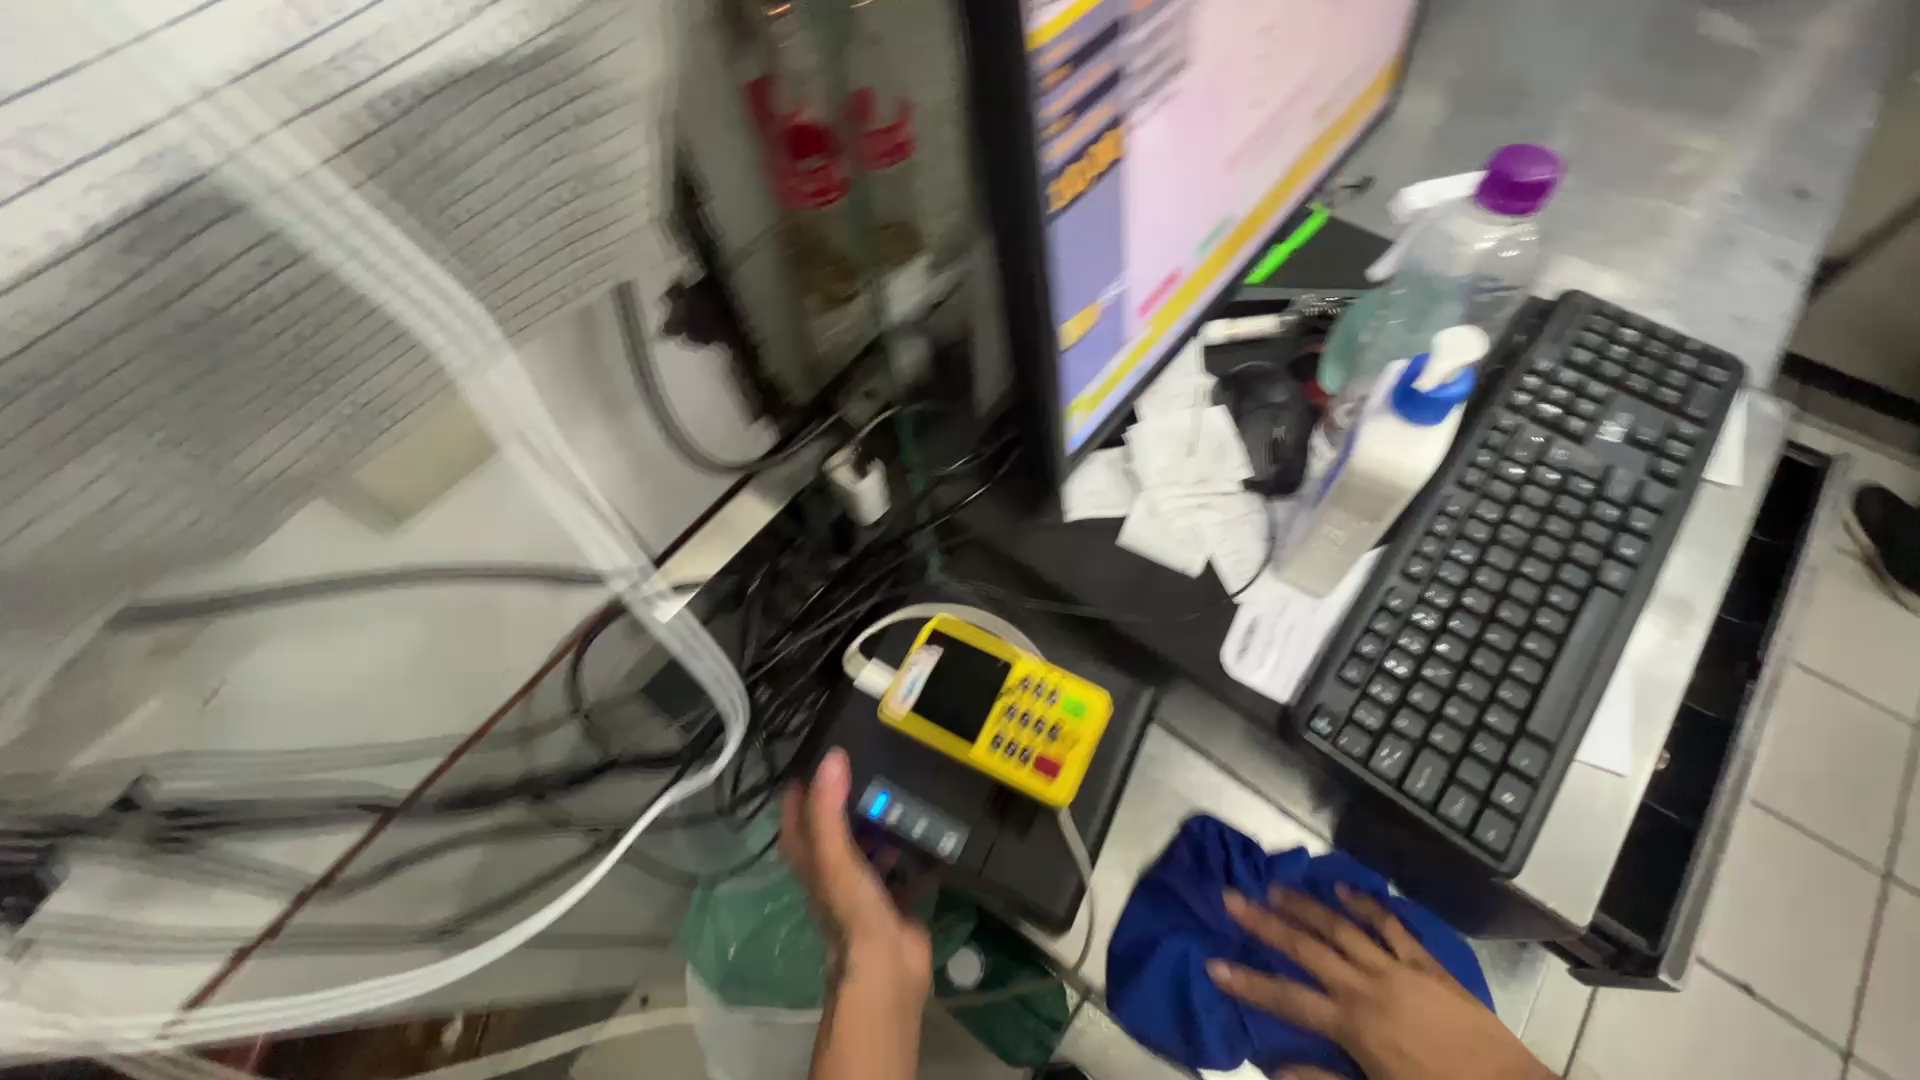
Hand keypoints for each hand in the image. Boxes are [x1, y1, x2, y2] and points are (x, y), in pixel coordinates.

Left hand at [779, 748, 932, 997]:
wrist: (887, 972)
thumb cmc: (852, 913)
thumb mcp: (835, 855)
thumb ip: (830, 809)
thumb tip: (832, 757)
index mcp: (814, 865)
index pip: (798, 823)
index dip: (798, 796)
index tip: (811, 762)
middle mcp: (836, 876)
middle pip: (836, 835)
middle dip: (846, 806)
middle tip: (867, 769)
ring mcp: (867, 892)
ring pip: (870, 852)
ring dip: (881, 828)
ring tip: (901, 794)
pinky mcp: (896, 905)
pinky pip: (906, 874)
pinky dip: (917, 857)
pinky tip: (932, 835)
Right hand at [1207, 884, 1552, 1079]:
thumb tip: (1275, 1066)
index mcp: (1353, 1025)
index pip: (1287, 999)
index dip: (1247, 983)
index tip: (1213, 964)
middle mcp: (1367, 987)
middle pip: (1306, 948)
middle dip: (1264, 923)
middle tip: (1231, 898)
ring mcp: (1398, 971)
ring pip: (1342, 928)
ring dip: (1306, 906)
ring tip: (1276, 887)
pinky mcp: (1428, 965)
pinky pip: (1393, 927)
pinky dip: (1367, 905)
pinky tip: (1345, 889)